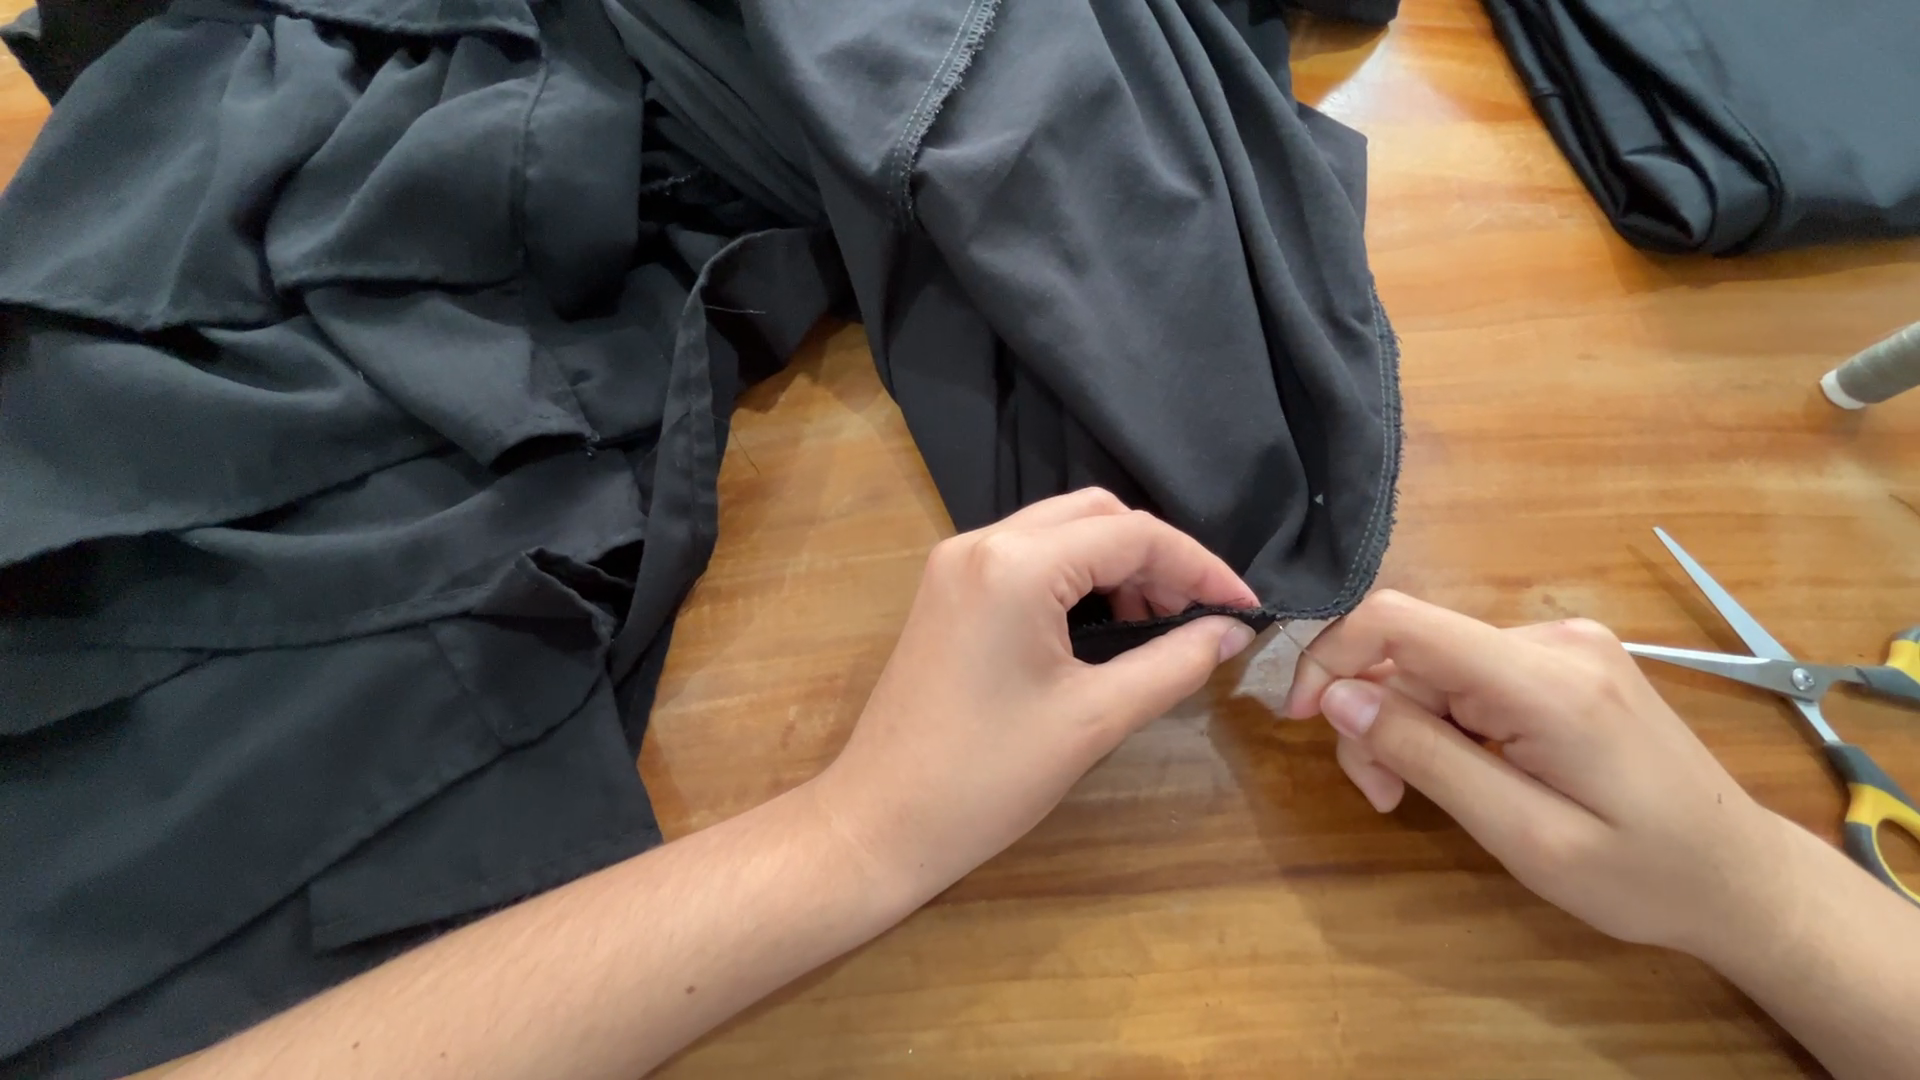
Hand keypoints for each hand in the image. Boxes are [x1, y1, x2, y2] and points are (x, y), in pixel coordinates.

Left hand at [814, 488, 1259, 903]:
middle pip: (1095, 516)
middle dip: (1157, 557)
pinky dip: (1075, 576)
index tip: (1244, 608)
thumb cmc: (986, 778)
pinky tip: (1103, 623)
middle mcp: (981, 542)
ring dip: (1116, 563)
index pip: (1131, 535)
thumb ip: (1173, 663)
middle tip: (1198, 615)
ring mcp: (956, 562)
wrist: (881, 820)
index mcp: (1016, 564)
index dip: (1199, 567)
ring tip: (1157, 624)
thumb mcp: (1094, 719)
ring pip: (1060, 531)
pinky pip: (1027, 556)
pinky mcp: (946, 588)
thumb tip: (1230, 631)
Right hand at [1282, 590, 1783, 957]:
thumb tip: (1336, 697)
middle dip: (1373, 718)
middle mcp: (1548, 639)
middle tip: (1378, 792)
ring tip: (1409, 790)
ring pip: (1427, 666)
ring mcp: (1556, 643)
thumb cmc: (1643, 875)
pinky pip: (1459, 673)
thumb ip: (1425, 756)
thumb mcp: (1522, 833)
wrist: (1746, 880)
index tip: (1301, 715)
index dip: (1330, 655)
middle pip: (1408, 654)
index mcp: (1546, 680)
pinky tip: (1453, 763)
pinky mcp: (1556, 658)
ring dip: (1402, 725)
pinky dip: (1435, 719)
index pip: (1399, 621)